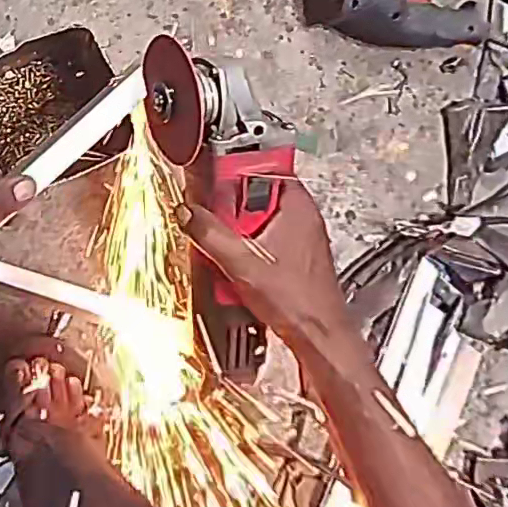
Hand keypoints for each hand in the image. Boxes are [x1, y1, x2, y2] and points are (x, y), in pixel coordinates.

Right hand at [175, 184, 362, 363]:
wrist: (320, 339)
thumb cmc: (300, 302)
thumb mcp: (243, 264)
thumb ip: (211, 234)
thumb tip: (188, 213)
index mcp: (296, 205)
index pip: (260, 167)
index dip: (233, 172)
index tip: (212, 182)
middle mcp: (301, 215)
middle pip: (253, 194)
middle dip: (229, 208)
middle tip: (215, 221)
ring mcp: (297, 234)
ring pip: (255, 218)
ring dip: (236, 230)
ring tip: (228, 248)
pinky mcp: (291, 253)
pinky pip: (260, 237)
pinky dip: (245, 247)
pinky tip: (238, 266)